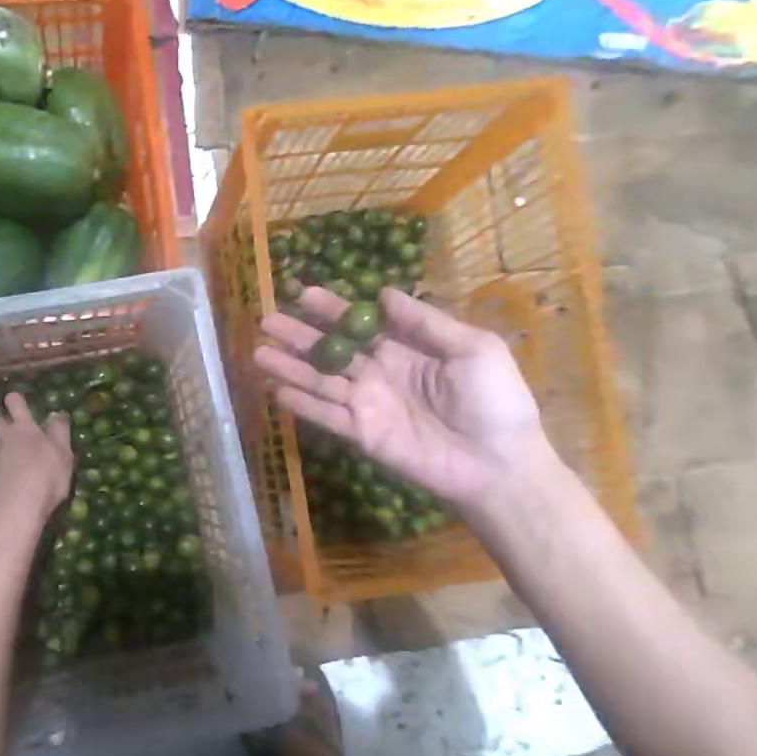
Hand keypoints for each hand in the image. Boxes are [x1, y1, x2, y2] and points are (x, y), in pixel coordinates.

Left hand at [0, 392, 74, 526]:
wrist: (15, 508)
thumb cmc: (46, 478)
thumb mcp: (63, 454)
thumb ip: (60, 432)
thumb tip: (57, 413)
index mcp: (24, 428)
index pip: (16, 402)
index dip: (15, 400)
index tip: (17, 401)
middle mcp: (3, 437)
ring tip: (7, 459)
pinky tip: (4, 481)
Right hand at [254, 287, 549, 505]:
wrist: (497, 462)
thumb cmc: (495, 400)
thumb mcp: (473, 347)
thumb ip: (426, 322)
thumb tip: (384, 295)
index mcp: (407, 350)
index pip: (361, 324)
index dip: (332, 309)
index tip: (303, 293)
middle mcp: (380, 375)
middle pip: (332, 351)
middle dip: (300, 336)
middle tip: (267, 320)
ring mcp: (368, 406)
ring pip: (322, 381)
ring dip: (291, 367)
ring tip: (259, 352)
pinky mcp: (362, 435)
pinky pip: (327, 416)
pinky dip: (302, 404)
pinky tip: (276, 391)